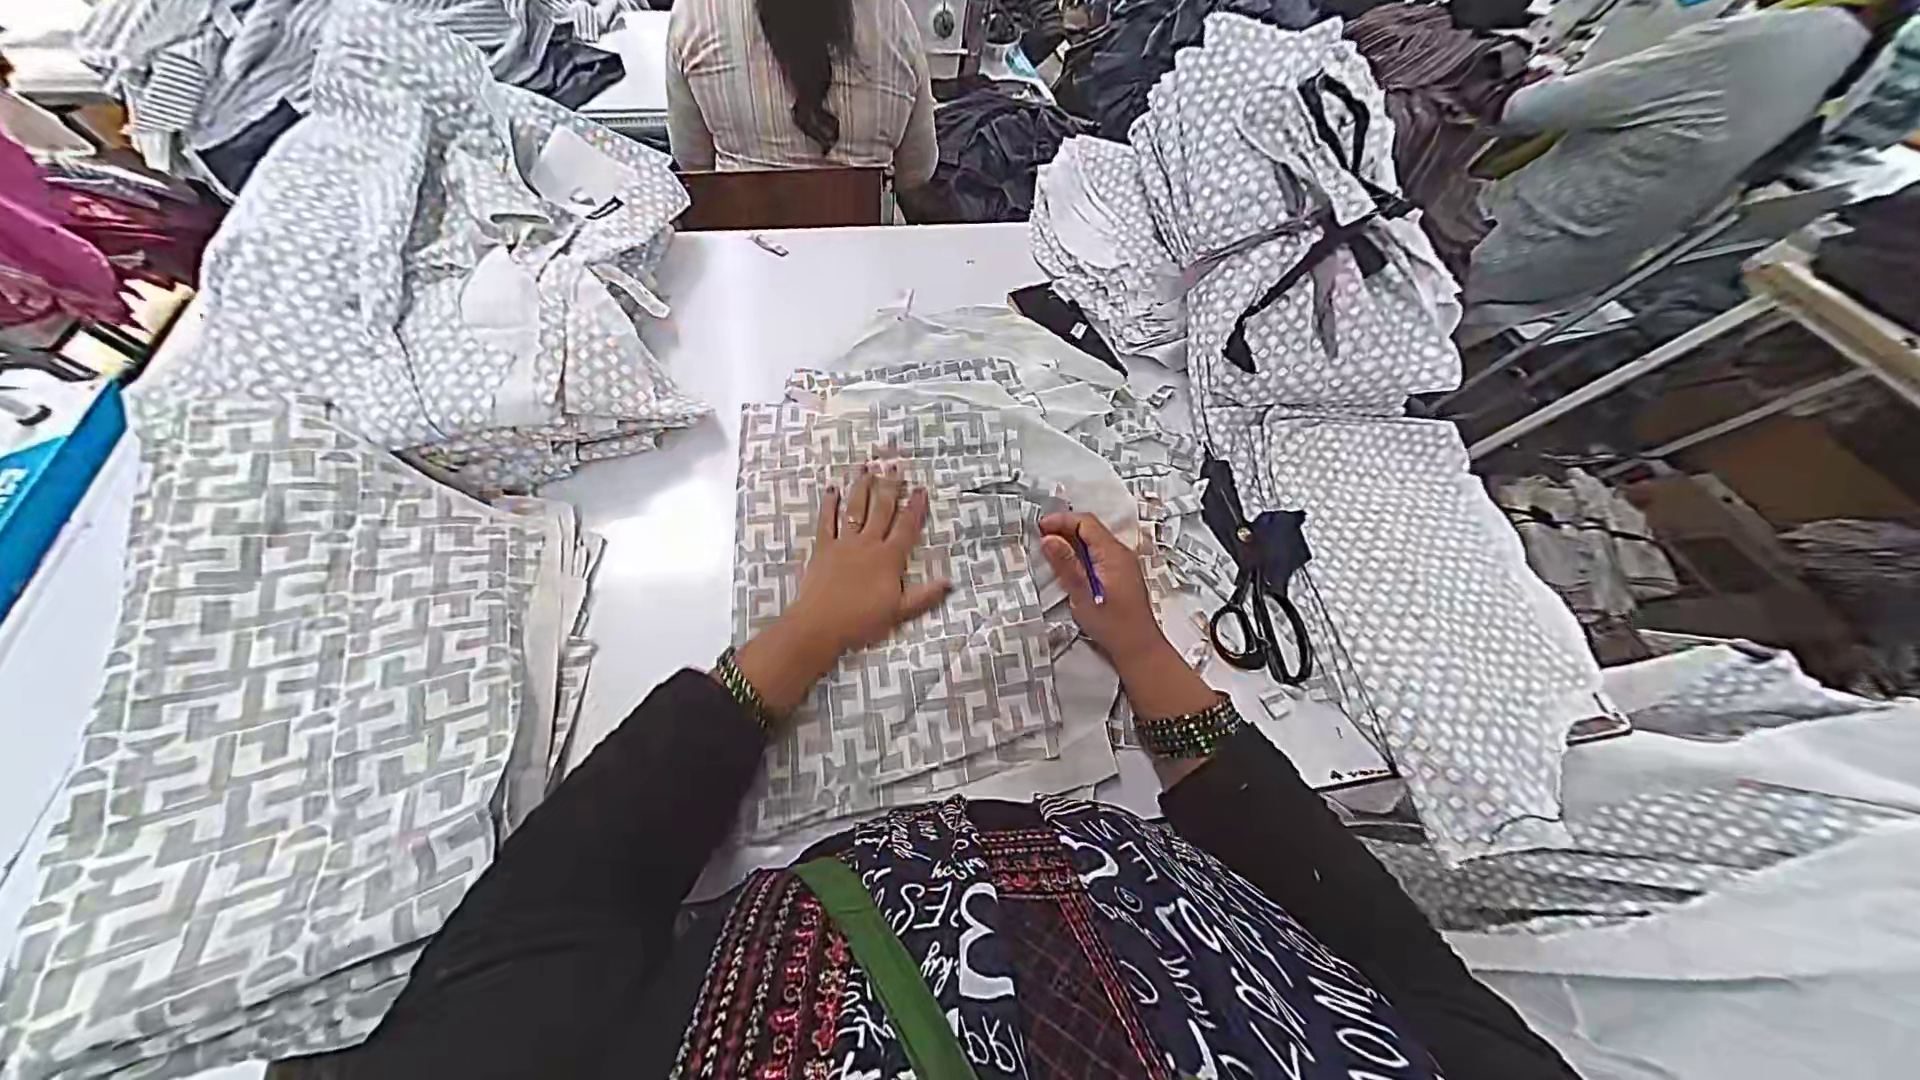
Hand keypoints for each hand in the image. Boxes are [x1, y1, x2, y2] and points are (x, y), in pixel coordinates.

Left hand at [733, 462, 951, 713]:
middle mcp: (868, 544)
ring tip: (867, 468)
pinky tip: (831, 490)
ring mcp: (844, 544)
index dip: (915, 508)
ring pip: (855, 509)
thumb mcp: (899, 612)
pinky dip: (829, 505)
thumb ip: (924, 596)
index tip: (920, 489)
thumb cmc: (862, 621)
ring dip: (862, 487)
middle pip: (882, 510)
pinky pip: (826, 522)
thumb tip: (950, 583)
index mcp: (889, 558)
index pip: (906, 527)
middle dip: (890, 487)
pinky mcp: (823, 549)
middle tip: (895, 467)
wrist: (820, 625)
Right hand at [1039, 513, 1217, 751]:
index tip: (1041, 527)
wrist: (1138, 648)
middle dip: (1064, 528)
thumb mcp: (1083, 596)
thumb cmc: (1113, 626)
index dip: (1061, 521)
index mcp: (1113, 555)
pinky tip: (1066, 564)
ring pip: (1093, 540)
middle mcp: (1120, 554)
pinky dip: (1080, 552)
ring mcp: (1122, 563)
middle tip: (1040, 537)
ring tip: (1049, 549)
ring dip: (1071, 540)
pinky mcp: (1119, 573)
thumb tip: (1049, 539)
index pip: (1086, 523)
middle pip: (1090, 528)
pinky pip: (1098, 553)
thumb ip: (1066, 565)